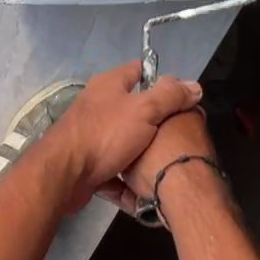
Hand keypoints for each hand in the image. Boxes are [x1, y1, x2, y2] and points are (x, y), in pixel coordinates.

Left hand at [40, 61, 200, 207]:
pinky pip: (116, 168)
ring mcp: (92, 134)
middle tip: (179, 133)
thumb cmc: (105, 134)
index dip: (161, 79)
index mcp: (109, 84)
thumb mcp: (144, 110)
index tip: (182, 97)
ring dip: (143, 153)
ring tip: (167, 163)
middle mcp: (99, 105)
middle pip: (134, 108)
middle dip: (156, 121)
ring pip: (126, 140)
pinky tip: (145, 190)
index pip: (138, 70)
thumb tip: (195, 86)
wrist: (64, 174)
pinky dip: (128, 180)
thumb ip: (170, 97)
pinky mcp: (89, 162)